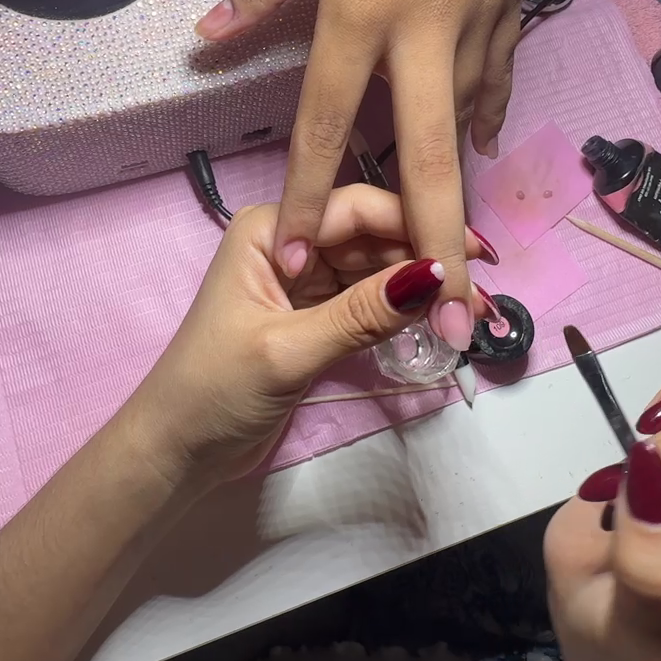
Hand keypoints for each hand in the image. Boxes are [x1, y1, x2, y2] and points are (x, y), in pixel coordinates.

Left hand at [126, 184, 491, 485]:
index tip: (474, 253)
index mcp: (270, 229)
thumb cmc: (215, 390)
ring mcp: (303, 279)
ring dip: (419, 288)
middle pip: (371, 238)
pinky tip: (436, 318)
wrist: (178, 449)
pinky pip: (366, 300)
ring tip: (471, 310)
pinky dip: (399, 310)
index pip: (354, 211)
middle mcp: (290, 242)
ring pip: (375, 269)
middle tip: (481, 292)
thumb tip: (436, 278)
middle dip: (425, 261)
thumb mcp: (289, 350)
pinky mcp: (314, 313)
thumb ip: (360, 314)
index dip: (415, 226)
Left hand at [195, 0, 587, 352]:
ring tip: (457, 241)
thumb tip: (212, 38)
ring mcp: (481, 11)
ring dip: (459, 179)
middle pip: (428, 153)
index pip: (326, 119)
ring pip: (467, 116)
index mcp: (363, 4)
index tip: (300, 258)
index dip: (308, 193)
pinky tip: (478, 136)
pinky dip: (485, 109)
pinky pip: (498, 69)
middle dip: (436, 241)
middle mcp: (426, 25)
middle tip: (450, 312)